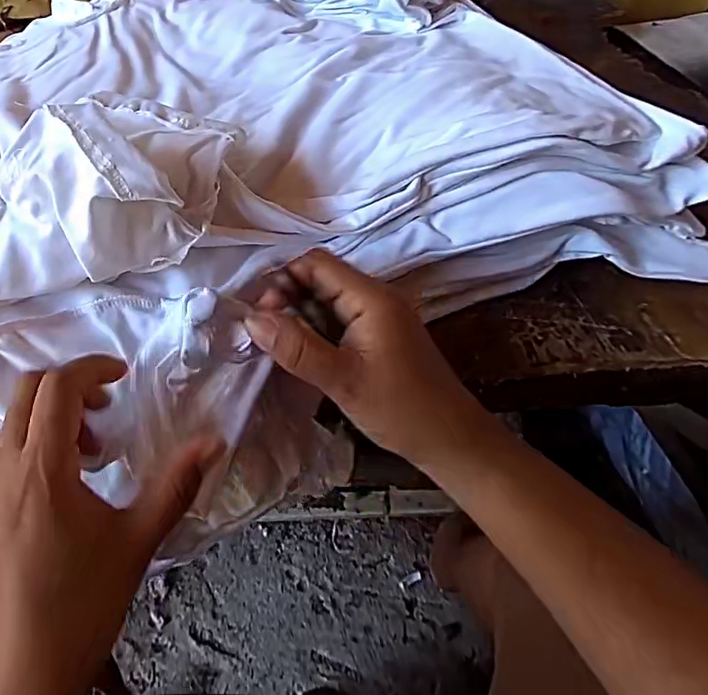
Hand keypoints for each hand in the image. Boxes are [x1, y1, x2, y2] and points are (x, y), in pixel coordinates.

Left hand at [0, 355, 222, 694]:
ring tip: (93, 451)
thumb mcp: (134, 545)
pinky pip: (9, 453)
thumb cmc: (72, 613)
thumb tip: (210, 446)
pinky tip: (69, 485)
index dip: (91, 367)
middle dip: (70, 384)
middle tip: (106, 404)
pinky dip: (38, 444)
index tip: (119, 374)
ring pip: (15, 421)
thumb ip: (175, 488)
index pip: (57, 386)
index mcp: (42, 469)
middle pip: (28, 390)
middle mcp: (7, 470)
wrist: (15, 676)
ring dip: (54, 416)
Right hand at [247, 249, 493, 464]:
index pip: (314, 263)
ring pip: (323, 298)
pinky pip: (335, 317)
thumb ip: (297, 348)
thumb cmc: (403, 410)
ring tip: (275, 343)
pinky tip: (298, 351)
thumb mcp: (343, 381)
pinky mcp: (376, 333)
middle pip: (317, 277)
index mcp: (371, 297)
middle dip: (284, 297)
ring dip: (296, 314)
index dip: (281, 279)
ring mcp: (376, 314)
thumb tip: (252, 319)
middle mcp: (374, 296)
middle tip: (262, 331)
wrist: (455, 443)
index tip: (260, 313)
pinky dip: (312, 328)